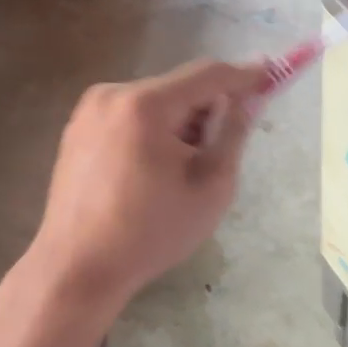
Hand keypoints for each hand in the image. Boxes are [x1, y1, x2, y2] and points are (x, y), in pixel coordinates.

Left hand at [29, 59, 267, 306]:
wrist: (75, 272)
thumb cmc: (149, 232)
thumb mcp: (211, 186)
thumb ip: (233, 134)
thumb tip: (245, 101)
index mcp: (145, 104)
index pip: (208, 74)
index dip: (244, 75)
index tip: (273, 74)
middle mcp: (113, 94)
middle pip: (180, 88)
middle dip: (208, 110)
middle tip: (221, 149)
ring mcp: (90, 111)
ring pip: (156, 102)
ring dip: (180, 123)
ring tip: (182, 172)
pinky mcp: (78, 130)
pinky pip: (131, 117)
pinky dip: (153, 132)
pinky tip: (152, 173)